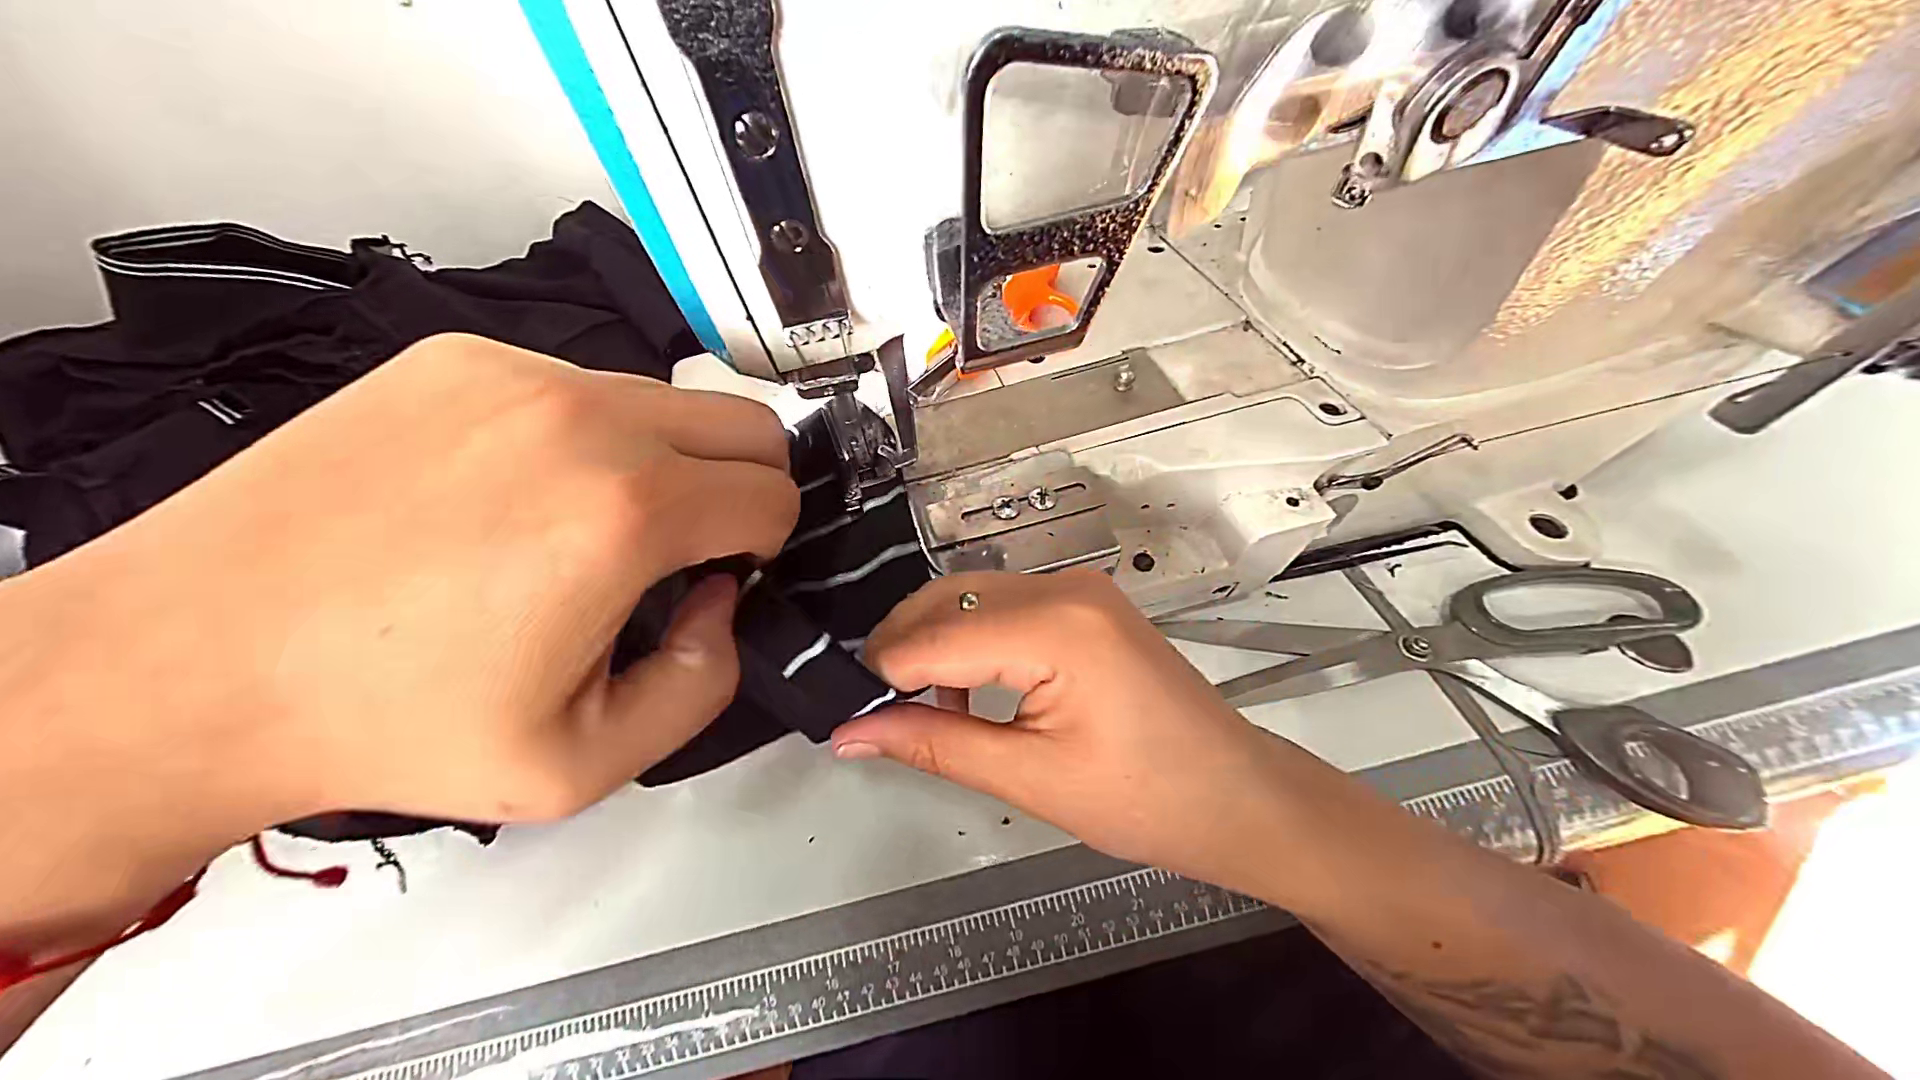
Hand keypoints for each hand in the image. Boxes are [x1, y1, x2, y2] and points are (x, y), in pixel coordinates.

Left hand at [21, 333, 799, 829]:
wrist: (178, 668)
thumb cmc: (395, 725)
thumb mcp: (589, 760)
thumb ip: (706, 682)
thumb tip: (718, 598)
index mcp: (627, 512)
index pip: (774, 496)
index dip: (768, 547)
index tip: (718, 579)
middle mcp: (585, 417)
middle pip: (750, 425)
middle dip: (749, 488)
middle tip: (694, 545)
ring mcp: (517, 374)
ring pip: (673, 401)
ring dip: (673, 461)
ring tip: (598, 524)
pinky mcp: (459, 359)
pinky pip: (587, 388)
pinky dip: (596, 437)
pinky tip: (525, 492)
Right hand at [830, 570, 1343, 893]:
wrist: (1238, 797)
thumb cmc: (1148, 799)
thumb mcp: (1030, 777)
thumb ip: (932, 744)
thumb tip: (851, 733)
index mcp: (1056, 625)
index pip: (935, 636)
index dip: (883, 674)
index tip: (849, 715)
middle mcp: (1064, 587)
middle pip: (946, 599)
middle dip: (902, 651)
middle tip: (878, 712)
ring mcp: (1078, 588)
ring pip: (969, 597)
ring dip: (934, 645)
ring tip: (927, 710)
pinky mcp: (1084, 602)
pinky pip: (1002, 606)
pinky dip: (971, 640)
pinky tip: (971, 690)